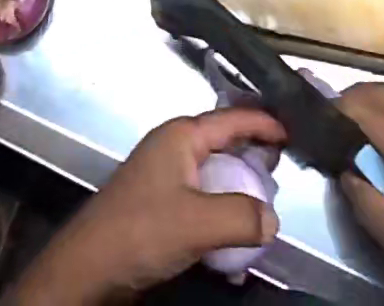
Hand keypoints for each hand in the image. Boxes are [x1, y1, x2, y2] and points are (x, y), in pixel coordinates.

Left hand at [2, 108, 284, 304]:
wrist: (91, 263)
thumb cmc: (142, 229)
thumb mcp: (199, 222)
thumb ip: (242, 216)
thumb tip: (271, 218)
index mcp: (181, 136)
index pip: (230, 119)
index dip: (262, 122)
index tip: (292, 131)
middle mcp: (173, 146)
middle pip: (223, 143)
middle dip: (254, 157)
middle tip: (283, 172)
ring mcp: (165, 173)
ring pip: (214, 173)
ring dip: (239, 189)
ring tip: (265, 208)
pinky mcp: (160, 201)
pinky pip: (202, 198)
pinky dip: (222, 213)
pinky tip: (237, 242)